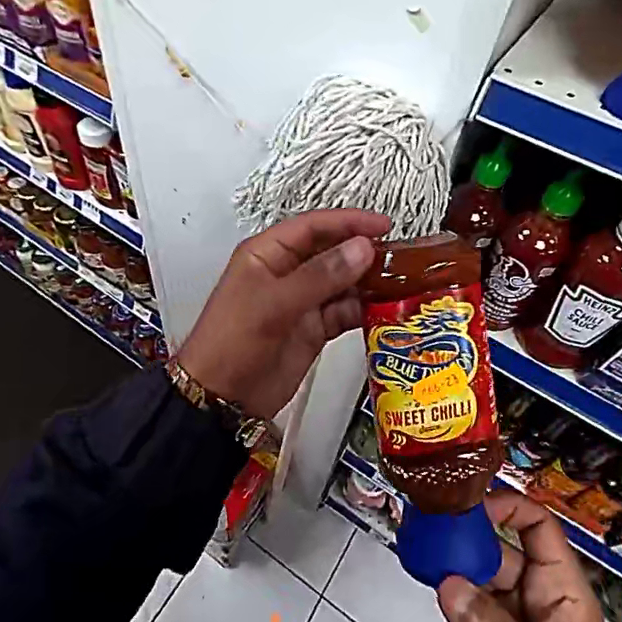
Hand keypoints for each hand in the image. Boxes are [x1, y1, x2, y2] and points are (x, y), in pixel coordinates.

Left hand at [175, 209, 390, 419]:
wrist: (221, 399)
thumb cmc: (231, 342)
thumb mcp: (274, 303)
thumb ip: (320, 275)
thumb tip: (361, 248)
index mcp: (268, 255)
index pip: (313, 227)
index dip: (348, 222)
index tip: (381, 225)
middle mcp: (287, 274)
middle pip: (332, 252)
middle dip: (363, 251)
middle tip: (398, 255)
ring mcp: (302, 302)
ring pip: (343, 282)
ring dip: (368, 282)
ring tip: (399, 282)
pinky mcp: (313, 329)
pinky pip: (344, 312)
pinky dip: (363, 310)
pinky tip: (384, 310)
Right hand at [436, 492, 621, 621]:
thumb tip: (455, 588)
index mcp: (564, 594)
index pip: (539, 529)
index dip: (509, 509)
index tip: (475, 505)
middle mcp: (536, 600)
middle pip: (500, 546)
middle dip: (470, 534)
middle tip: (438, 529)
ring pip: (478, 573)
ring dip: (453, 561)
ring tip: (427, 550)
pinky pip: (464, 603)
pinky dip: (445, 590)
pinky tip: (430, 581)